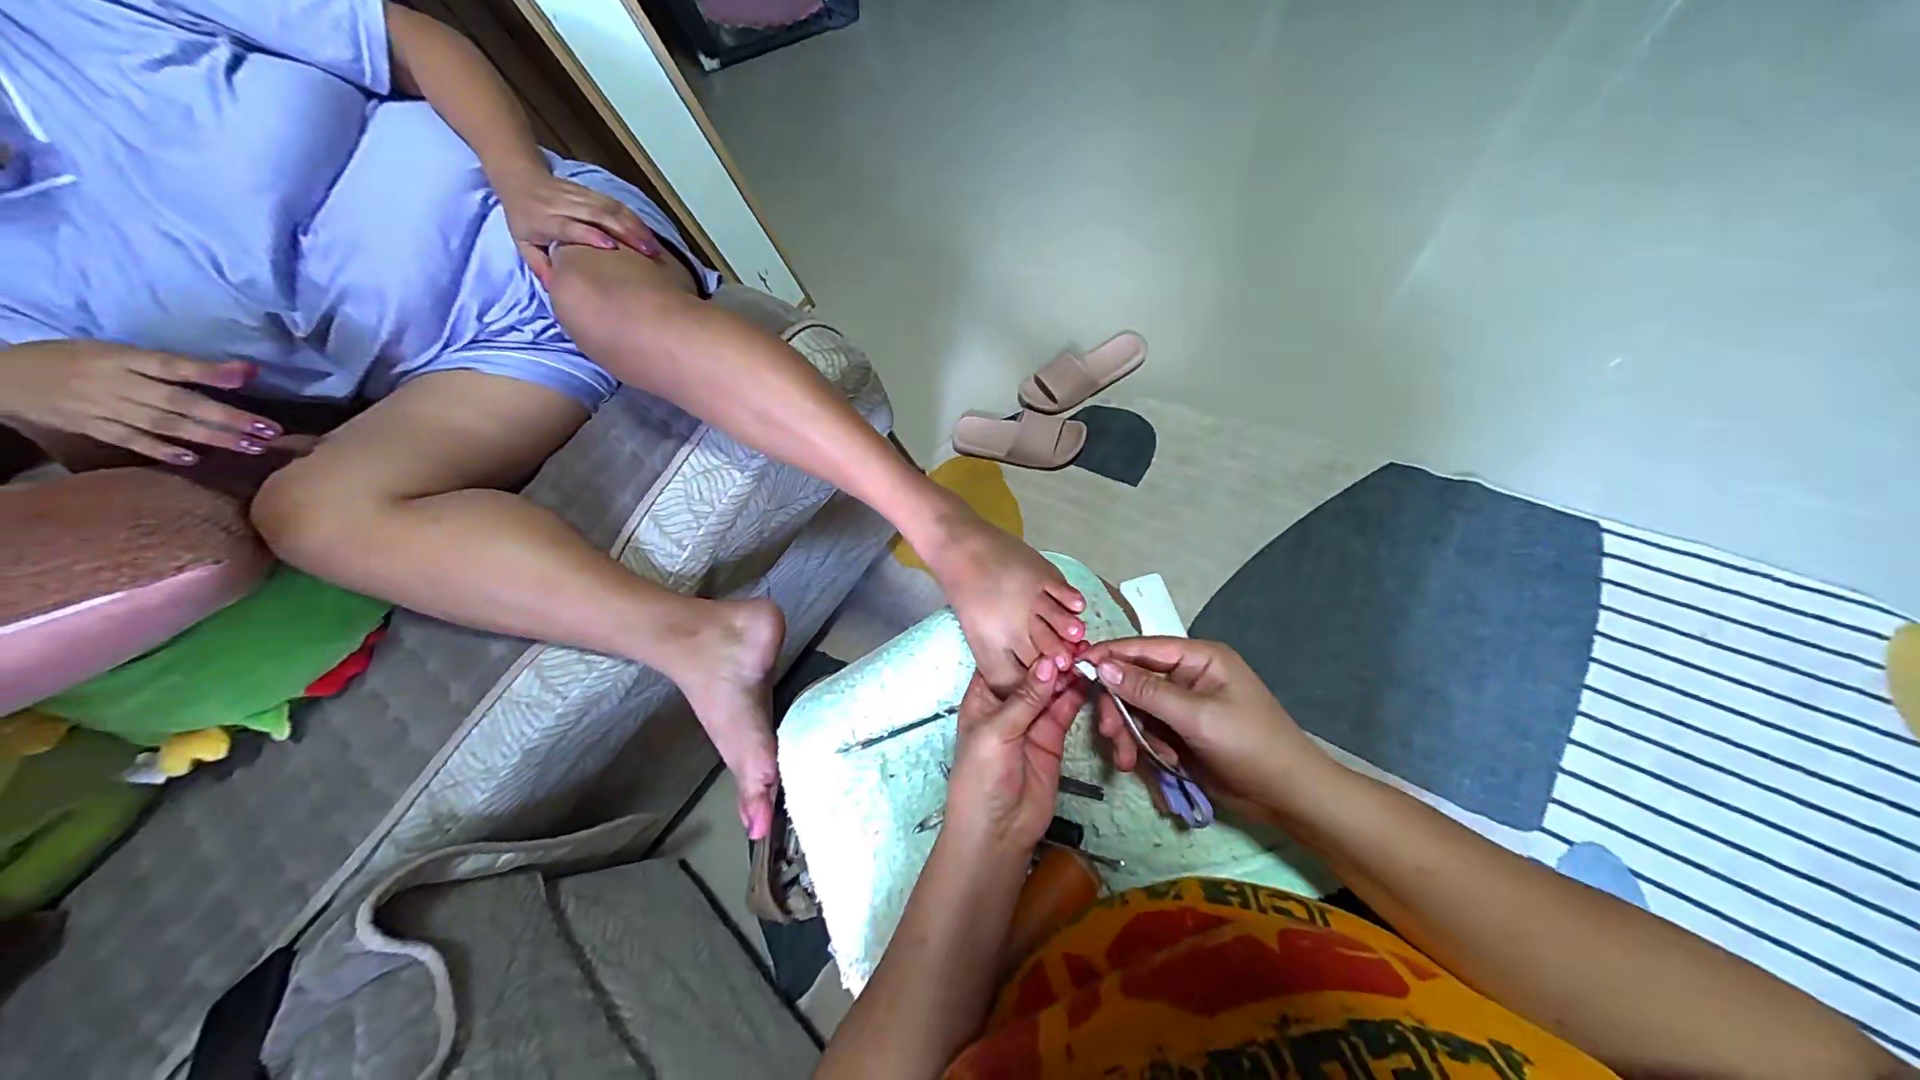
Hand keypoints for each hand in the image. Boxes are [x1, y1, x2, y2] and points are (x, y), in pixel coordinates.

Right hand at [0, 340, 278, 464]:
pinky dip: (161, 449)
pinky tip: (194, 458)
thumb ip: (178, 365)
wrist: (2, 377)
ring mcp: (103, 407)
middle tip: (270, 430)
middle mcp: (117, 383)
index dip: (210, 370)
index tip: (251, 375)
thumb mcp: (120, 353)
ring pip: (164, 424)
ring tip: (251, 447)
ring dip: (211, 437)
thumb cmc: (76, 361)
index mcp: (123, 358)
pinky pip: (129, 440)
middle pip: (179, 401)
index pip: (172, 364)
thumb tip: (244, 371)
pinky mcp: (90, 428)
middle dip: (228, 416)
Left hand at [494, 168, 662, 283]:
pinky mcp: (588, 191)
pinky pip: (614, 202)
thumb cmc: (523, 219)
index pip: (570, 225)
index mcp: (544, 219)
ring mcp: (577, 195)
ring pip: (609, 207)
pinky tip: (647, 232)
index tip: (612, 246)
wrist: (519, 179)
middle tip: (648, 252)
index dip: (590, 233)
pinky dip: (633, 217)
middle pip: (597, 215)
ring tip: (653, 245)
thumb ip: (540, 266)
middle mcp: (561, 204)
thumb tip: (555, 290)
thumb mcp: (523, 244)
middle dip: (624, 231)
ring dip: (634, 225)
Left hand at [920, 509, 1085, 691]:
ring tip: (1077, 637)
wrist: (961, 550)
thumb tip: (1027, 674)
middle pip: (1044, 653)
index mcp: (993, 646)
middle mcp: (1014, 627)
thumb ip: (1000, 656)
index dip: (1038, 683)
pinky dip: (1072, 600)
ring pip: (1058, 623)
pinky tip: (1078, 606)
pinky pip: (1063, 591)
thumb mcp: (976, 634)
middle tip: (1069, 664)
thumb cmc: (967, 594)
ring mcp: (1031, 599)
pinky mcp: (1041, 575)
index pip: (1020, 675)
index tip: (1051, 683)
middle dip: (1059, 662)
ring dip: (1069, 631)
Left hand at [944, 659, 1087, 854]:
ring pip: (1052, 688)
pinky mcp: (1052, 736)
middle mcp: (1007, 703)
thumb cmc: (981, 777)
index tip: (1050, 629)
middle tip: (1077, 640)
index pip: (1003, 662)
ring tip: (1087, 654)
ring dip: (1067, 673)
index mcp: (982, 697)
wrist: (998, 830)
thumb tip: (1049, 662)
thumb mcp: (996, 732)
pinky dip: (1077, 694)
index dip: (1025, 645)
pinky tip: (1089, 678)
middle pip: (1032, 673)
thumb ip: (1025, 698)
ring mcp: (1031, 719)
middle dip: (1051, 658)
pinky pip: (1065, 709)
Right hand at [1079, 637, 1334, 812]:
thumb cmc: (1250, 745)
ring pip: (1136, 710)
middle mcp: (1188, 675)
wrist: (1288, 796)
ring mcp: (1183, 705)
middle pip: (1133, 681)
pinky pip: (1148, 731)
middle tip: (1109, 735)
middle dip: (1119, 709)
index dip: (1109, 656)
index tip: (1076, 667)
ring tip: (1128, 762)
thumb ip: (1147, 691)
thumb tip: (1102, 665)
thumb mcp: (1196, 717)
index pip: (1143, 648)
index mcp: (1199, 658)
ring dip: (1129, 734)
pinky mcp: (1181, 731)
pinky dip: (1142, 747)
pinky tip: (1146, 765)